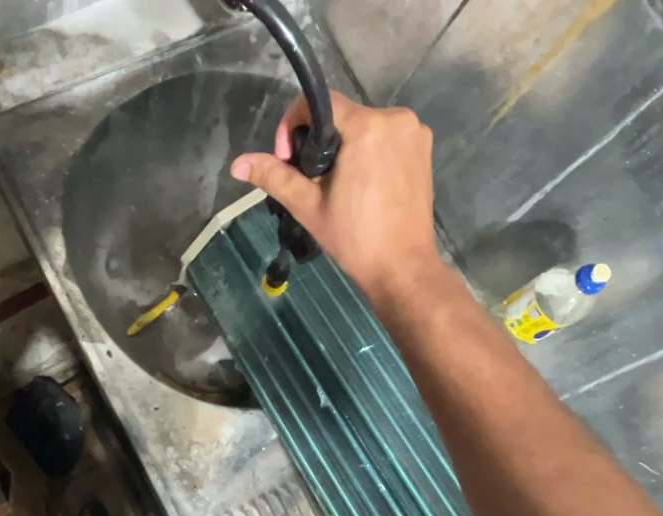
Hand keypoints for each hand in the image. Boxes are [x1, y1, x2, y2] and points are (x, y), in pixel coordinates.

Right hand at [230, 92, 441, 301]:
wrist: (401, 266)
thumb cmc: (354, 238)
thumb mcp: (308, 206)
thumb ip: (275, 177)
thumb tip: (238, 164)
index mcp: (367, 127)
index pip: (321, 102)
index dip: (295, 123)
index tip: (288, 158)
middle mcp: (396, 118)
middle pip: (343, 117)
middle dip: (320, 143)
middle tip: (310, 181)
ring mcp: (415, 132)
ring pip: (365, 127)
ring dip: (344, 149)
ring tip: (336, 186)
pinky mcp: (424, 147)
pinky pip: (386, 138)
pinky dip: (368, 154)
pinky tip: (361, 185)